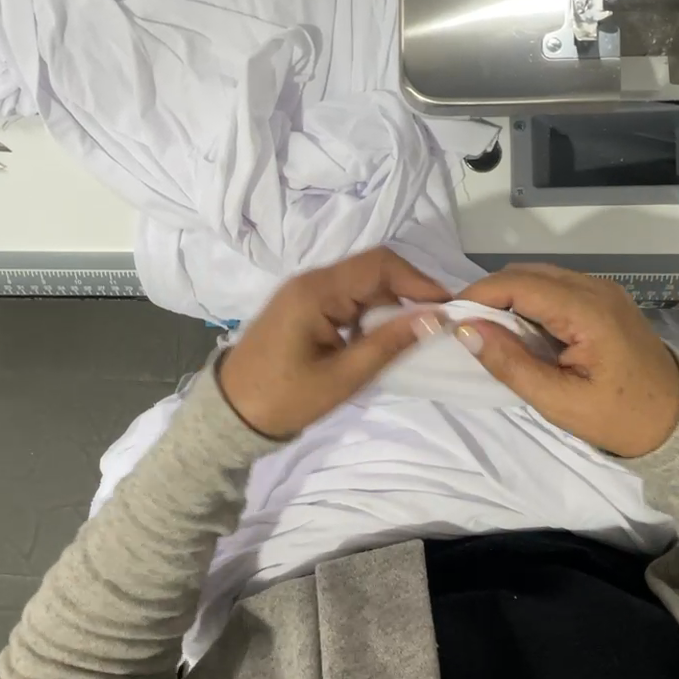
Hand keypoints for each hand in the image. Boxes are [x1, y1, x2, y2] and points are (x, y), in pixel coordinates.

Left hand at [218, 248, 450, 438]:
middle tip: (438, 322)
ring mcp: (305, 291)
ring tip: (418, 331)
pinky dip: (371, 311)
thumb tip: (437, 318)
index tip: (448, 307)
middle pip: (373, 269)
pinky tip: (385, 335)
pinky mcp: (304, 305)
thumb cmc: (285, 397)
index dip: (419, 281)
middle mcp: (311, 280)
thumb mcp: (343, 377)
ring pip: (362, 283)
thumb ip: (389, 343)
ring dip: (391, 302)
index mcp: (317, 291)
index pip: (380, 264)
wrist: (231, 413)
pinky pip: (346, 296)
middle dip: (409, 291)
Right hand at [454, 264, 678, 456]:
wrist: (675, 424)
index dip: (478, 295)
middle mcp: (596, 288)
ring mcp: (602, 291)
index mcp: (588, 311)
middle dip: (489, 294)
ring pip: (539, 276)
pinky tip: (517, 329)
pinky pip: (555, 287)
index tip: (449, 317)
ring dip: (508, 296)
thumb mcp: (559, 401)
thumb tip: (466, 331)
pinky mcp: (603, 300)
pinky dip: (528, 301)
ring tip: (486, 330)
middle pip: (526, 273)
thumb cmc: (618, 418)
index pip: (519, 284)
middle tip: (464, 327)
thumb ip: (511, 364)